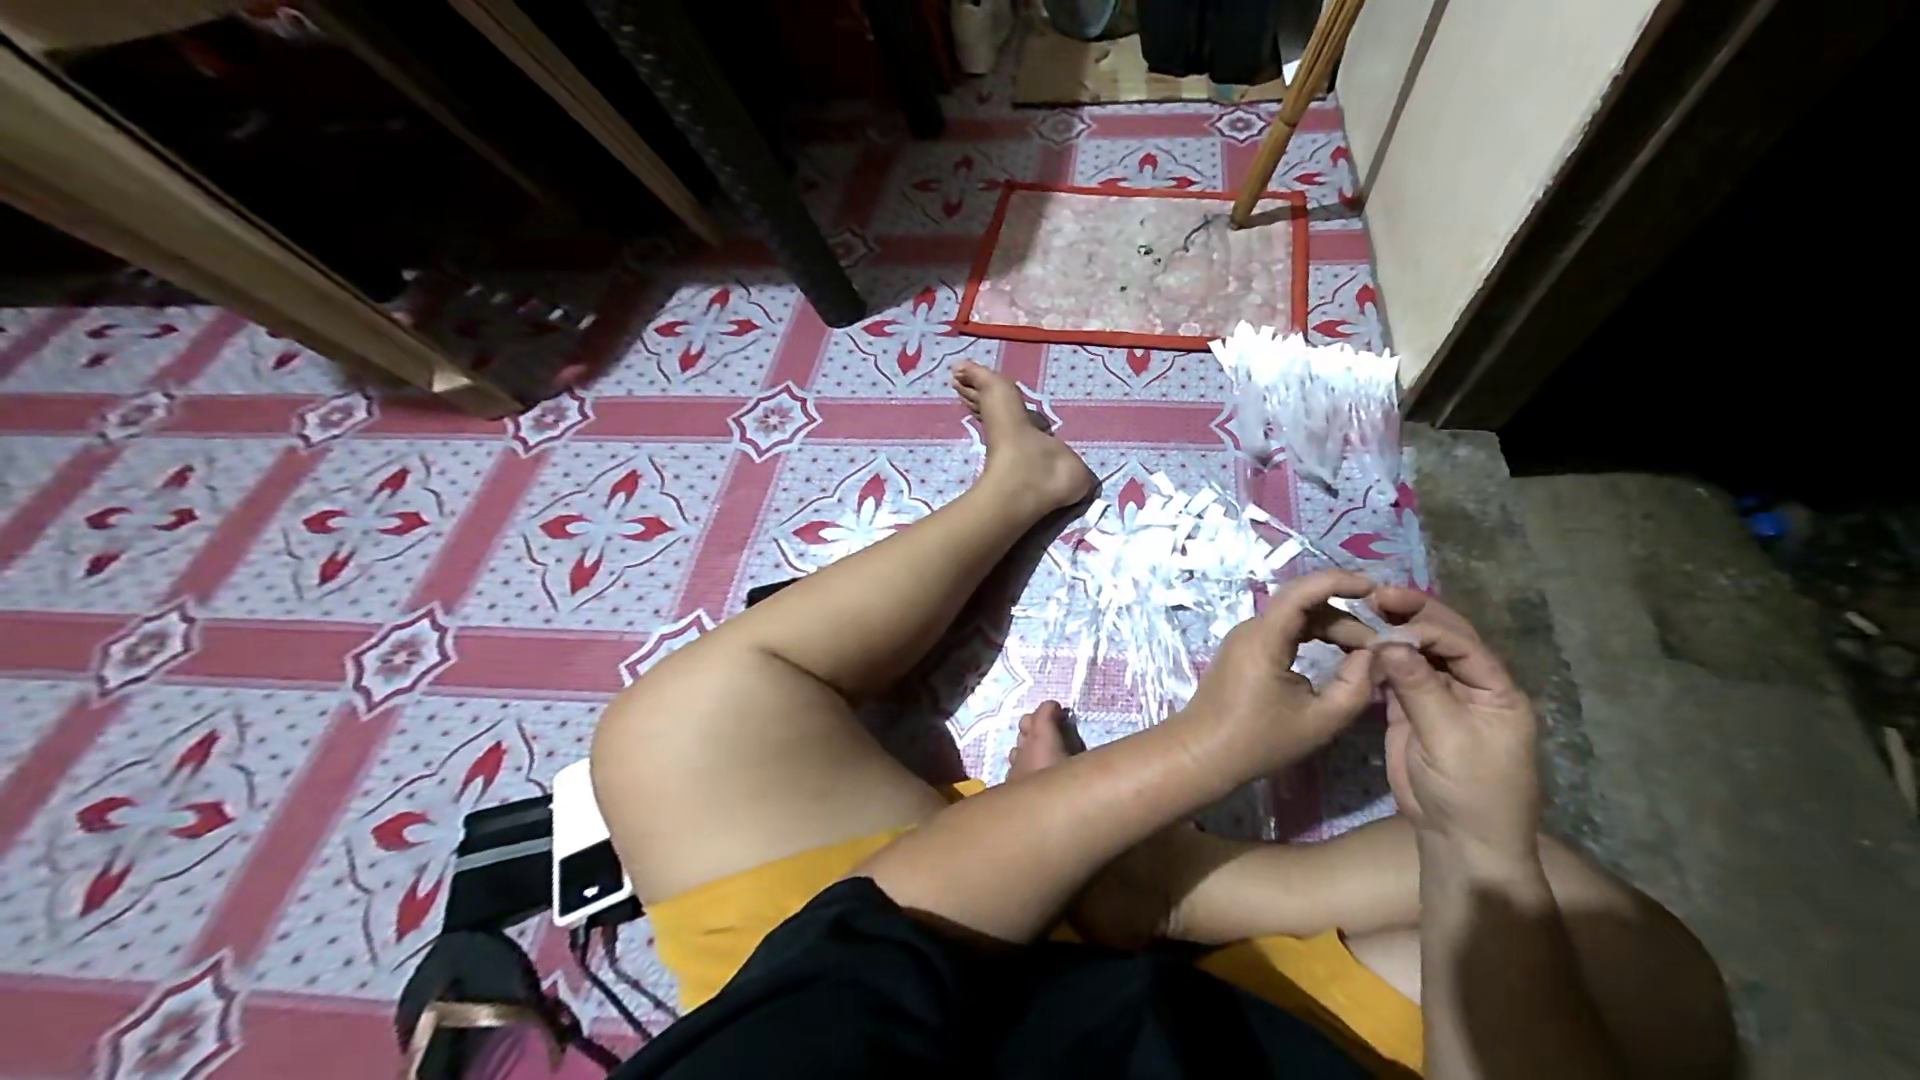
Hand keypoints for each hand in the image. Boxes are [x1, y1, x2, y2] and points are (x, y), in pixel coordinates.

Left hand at [1177, 570, 1377, 779]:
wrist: (1203, 752)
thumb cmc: (1257, 740)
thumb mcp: (1319, 720)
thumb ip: (1355, 685)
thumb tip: (1375, 655)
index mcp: (1263, 638)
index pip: (1301, 592)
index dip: (1338, 581)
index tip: (1375, 587)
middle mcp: (1251, 629)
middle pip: (1302, 605)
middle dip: (1345, 617)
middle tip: (1381, 643)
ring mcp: (1244, 638)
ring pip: (1294, 618)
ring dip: (1331, 628)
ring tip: (1365, 651)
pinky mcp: (1244, 650)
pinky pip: (1283, 631)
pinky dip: (1313, 637)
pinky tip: (1337, 654)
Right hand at [1370, 587, 1541, 865]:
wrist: (1458, 838)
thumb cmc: (1471, 791)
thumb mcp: (1450, 739)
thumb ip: (1420, 689)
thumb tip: (1388, 643)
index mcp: (1497, 692)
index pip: (1464, 645)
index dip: (1429, 627)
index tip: (1390, 619)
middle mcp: (1471, 687)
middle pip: (1444, 641)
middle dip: (1413, 616)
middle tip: (1376, 595)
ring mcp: (1440, 698)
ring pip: (1418, 654)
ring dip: (1394, 633)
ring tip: (1365, 610)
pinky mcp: (1412, 711)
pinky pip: (1398, 675)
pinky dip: (1381, 658)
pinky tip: (1361, 643)